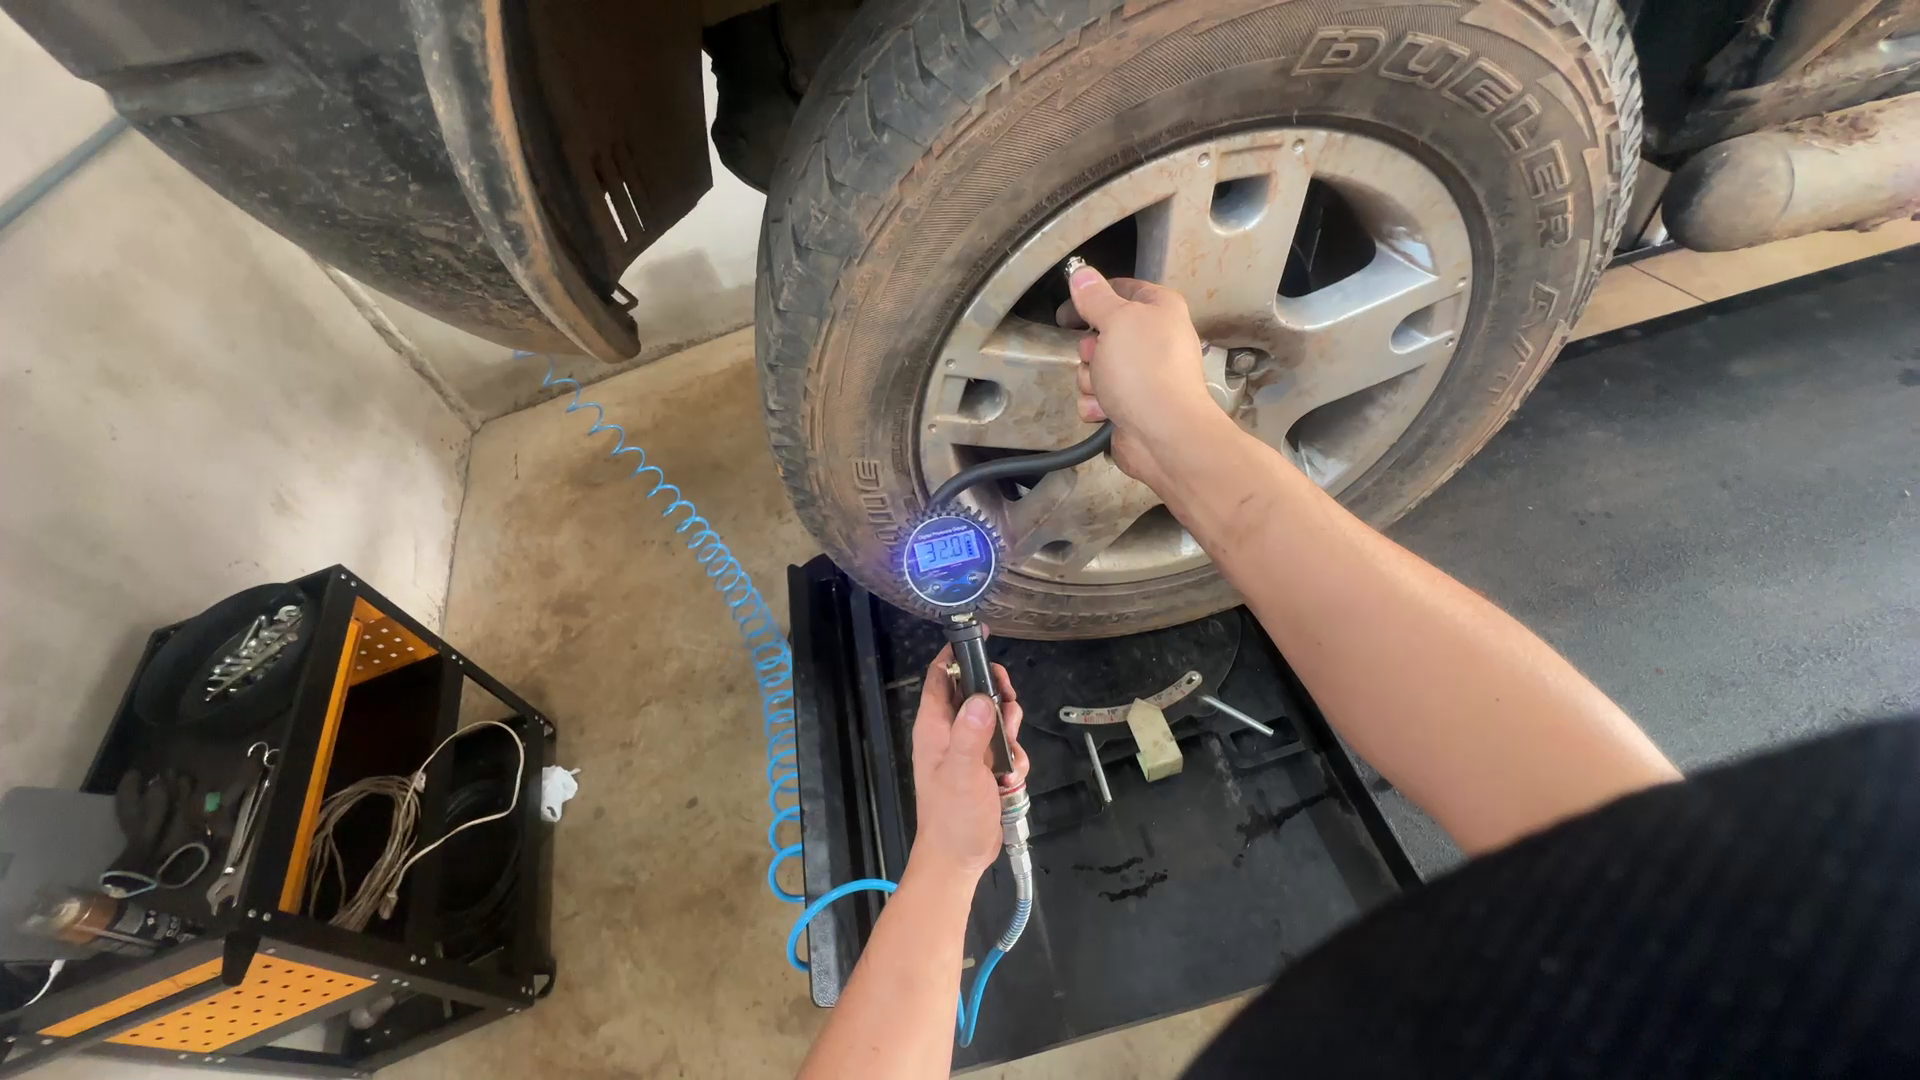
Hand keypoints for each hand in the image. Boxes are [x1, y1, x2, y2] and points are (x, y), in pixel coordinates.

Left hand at [907, 647, 1027, 884]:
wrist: (959, 859)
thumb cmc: (953, 815)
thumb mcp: (963, 772)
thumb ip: (972, 733)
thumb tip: (983, 696)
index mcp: (935, 726)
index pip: (941, 676)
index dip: (957, 654)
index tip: (980, 640)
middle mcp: (950, 731)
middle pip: (975, 692)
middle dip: (996, 694)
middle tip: (1010, 703)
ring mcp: (969, 749)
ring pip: (995, 718)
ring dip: (1010, 730)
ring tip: (1010, 752)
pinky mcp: (985, 767)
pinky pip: (1005, 747)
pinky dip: (1013, 758)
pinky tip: (1011, 778)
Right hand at [1057, 264, 1237, 487]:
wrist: (1163, 433)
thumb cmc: (1144, 369)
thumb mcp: (1116, 321)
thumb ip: (1095, 296)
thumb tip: (1081, 273)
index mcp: (1160, 309)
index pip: (1122, 290)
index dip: (1093, 297)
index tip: (1068, 311)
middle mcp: (1154, 340)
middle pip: (1102, 334)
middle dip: (1090, 349)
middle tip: (1095, 356)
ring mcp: (1142, 376)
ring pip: (1095, 369)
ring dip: (1091, 381)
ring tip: (1105, 391)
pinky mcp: (1129, 407)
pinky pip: (1097, 399)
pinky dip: (1095, 406)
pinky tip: (1105, 412)